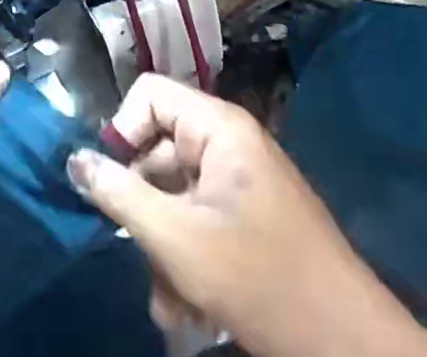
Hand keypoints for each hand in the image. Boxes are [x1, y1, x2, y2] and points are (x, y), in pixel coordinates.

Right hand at [67, 75, 426, 356]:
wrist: (352, 353)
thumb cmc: (260, 280)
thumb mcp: (175, 237)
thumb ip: (117, 192)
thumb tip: (73, 160)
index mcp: (219, 129)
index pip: (148, 95)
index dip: (122, 131)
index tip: (113, 180)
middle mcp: (228, 145)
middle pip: (155, 150)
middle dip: (141, 207)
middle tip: (137, 249)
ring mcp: (239, 183)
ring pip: (170, 194)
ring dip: (159, 244)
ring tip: (168, 298)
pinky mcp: (246, 219)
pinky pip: (194, 219)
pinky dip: (182, 258)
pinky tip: (185, 306)